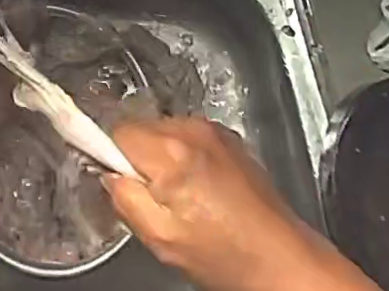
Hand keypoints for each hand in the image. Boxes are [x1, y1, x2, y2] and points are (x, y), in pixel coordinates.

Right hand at [104, 119, 378, 290]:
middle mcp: (190, 129)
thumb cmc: (225, 256)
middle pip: (139, 127)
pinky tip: (198, 186)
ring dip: (159, 153)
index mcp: (170, 153)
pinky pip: (186, 133)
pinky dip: (183, 152)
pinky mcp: (226, 134)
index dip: (107, 151)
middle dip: (135, 155)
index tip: (104, 168)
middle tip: (149, 195)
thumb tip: (106, 173)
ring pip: (162, 129)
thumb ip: (126, 199)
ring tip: (178, 194)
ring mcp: (211, 128)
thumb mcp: (162, 240)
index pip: (116, 130)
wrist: (283, 261)